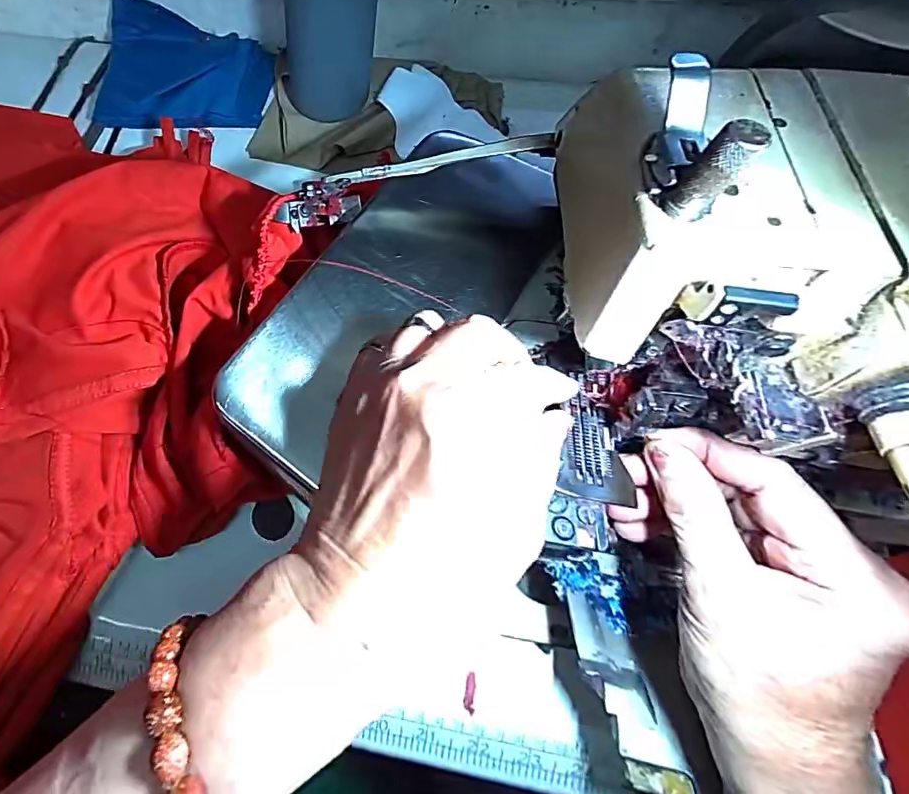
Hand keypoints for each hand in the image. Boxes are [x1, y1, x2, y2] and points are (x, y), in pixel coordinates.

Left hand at [283, 313, 577, 650]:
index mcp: (469, 421)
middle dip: (508, 353)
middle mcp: (420, 388)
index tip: (553, 393)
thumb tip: (549, 422)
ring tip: (470, 370)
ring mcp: (381, 386)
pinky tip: (424, 372)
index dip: (550, 384)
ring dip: (457, 343)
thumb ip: (537, 458)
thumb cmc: (434, 574)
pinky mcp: (354, 393)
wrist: (359, 582)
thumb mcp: (514, 525)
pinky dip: (410, 348)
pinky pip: (384, 343)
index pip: (524, 374)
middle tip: (517, 378)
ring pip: (429, 325)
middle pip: (477, 332)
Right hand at [608, 429, 908, 793]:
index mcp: (859, 577)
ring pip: (735, 510)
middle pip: (751, 494)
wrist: (770, 755)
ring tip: (629, 502)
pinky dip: (687, 525)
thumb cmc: (761, 700)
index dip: (709, 454)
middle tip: (634, 472)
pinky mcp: (791, 576)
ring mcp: (822, 572)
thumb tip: (667, 451)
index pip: (776, 482)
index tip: (660, 442)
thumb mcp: (718, 593)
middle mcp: (853, 568)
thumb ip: (693, 512)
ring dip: (675, 503)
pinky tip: (647, 521)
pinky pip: (734, 532)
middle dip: (682, 483)